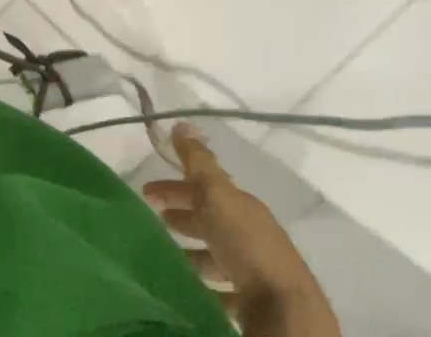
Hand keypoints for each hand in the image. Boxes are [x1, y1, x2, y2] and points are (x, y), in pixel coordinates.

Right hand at [143, 124, 340, 336]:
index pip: (206, 189)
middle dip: (183, 214)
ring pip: (217, 252)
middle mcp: (252, 234)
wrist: (284, 307)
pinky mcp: (254, 299)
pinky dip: (206, 282)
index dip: (176, 187)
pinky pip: (223, 287)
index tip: (145, 191)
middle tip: (153, 216)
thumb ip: (198, 162)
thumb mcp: (217, 194)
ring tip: (166, 252)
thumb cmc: (245, 244)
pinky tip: (190, 283)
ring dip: (194, 250)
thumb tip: (182, 122)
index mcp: (243, 207)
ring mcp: (255, 268)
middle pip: (211, 220)